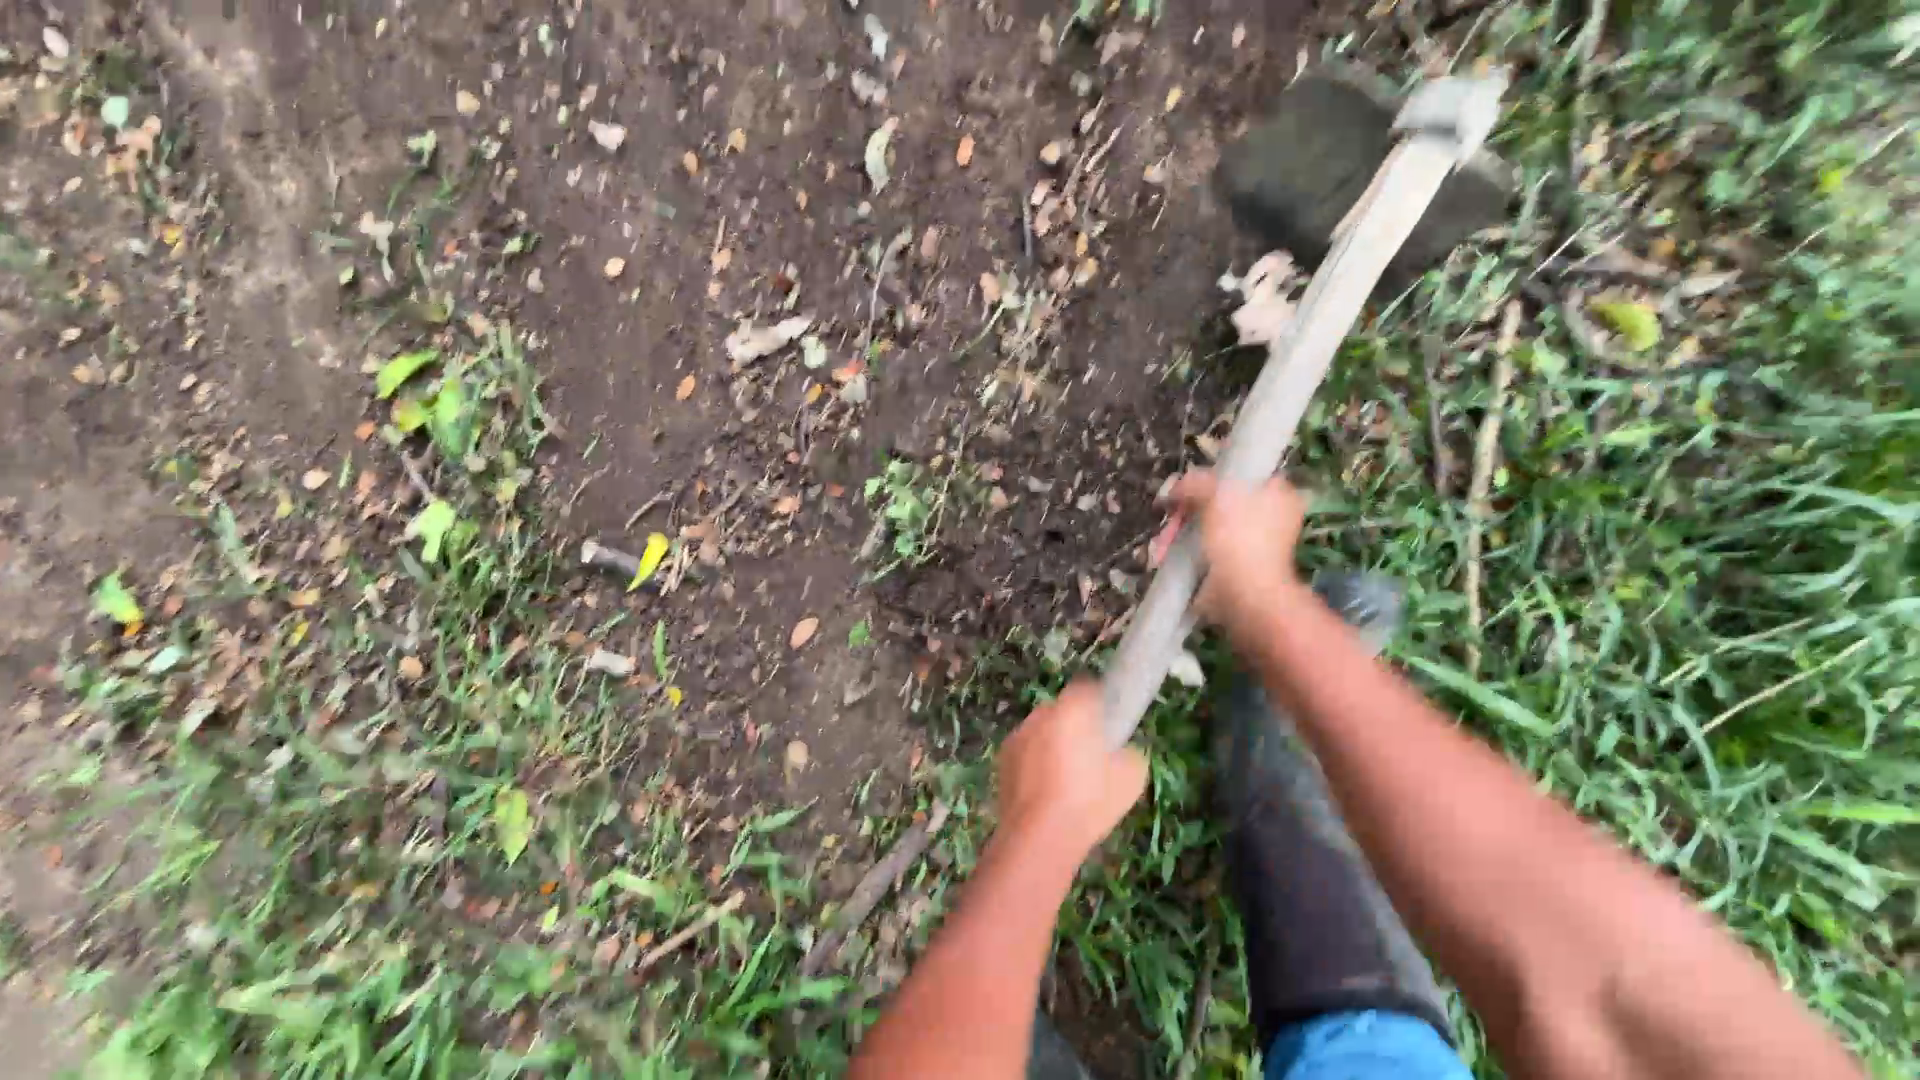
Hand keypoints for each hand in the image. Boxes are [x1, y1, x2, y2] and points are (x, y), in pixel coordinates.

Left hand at [995, 681, 1147, 860]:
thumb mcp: (1131, 777)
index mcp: (1074, 709)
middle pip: (1062, 709)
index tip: (1108, 726)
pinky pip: (1024, 750)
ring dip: (1051, 742)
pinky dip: (1032, 761)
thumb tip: (1119, 750)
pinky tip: (1044, 790)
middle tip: (1088, 754)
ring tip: (1064, 777)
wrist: (1041, 835)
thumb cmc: (1090, 801)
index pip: (1087, 688)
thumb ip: (1128, 752)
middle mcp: (1042, 714)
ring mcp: (1017, 735)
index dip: (1099, 704)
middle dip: (1073, 724)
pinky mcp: (1001, 758)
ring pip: (1040, 730)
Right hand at [1161, 471, 1312, 635]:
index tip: (1190, 487)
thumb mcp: (1216, 494)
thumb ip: (1196, 483)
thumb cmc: (1239, 537)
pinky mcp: (1235, 569)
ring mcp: (1254, 546)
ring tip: (1163, 543)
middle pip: (1221, 503)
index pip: (1247, 475)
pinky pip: (1205, 552)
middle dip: (1188, 510)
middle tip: (1170, 517)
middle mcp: (1271, 519)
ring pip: (1209, 529)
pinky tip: (1167, 555)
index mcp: (1280, 494)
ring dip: (1181, 533)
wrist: (1244, 593)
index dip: (1216, 478)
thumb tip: (1177, 486)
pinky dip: (1186, 553)